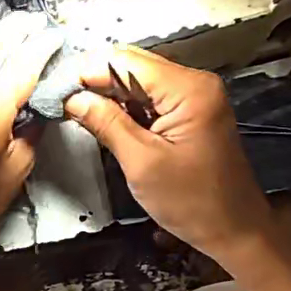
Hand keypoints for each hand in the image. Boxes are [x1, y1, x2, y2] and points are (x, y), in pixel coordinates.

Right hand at [63, 46, 273, 261]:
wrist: (235, 229)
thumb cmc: (194, 201)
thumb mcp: (141, 162)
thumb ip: (106, 123)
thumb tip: (72, 99)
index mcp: (188, 90)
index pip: (124, 61)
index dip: (85, 73)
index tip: (55, 92)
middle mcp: (193, 83)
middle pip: (129, 64)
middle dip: (92, 80)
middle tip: (60, 101)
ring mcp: (191, 96)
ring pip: (134, 78)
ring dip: (103, 92)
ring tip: (73, 109)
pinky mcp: (186, 110)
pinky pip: (145, 96)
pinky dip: (120, 104)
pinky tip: (99, 117)